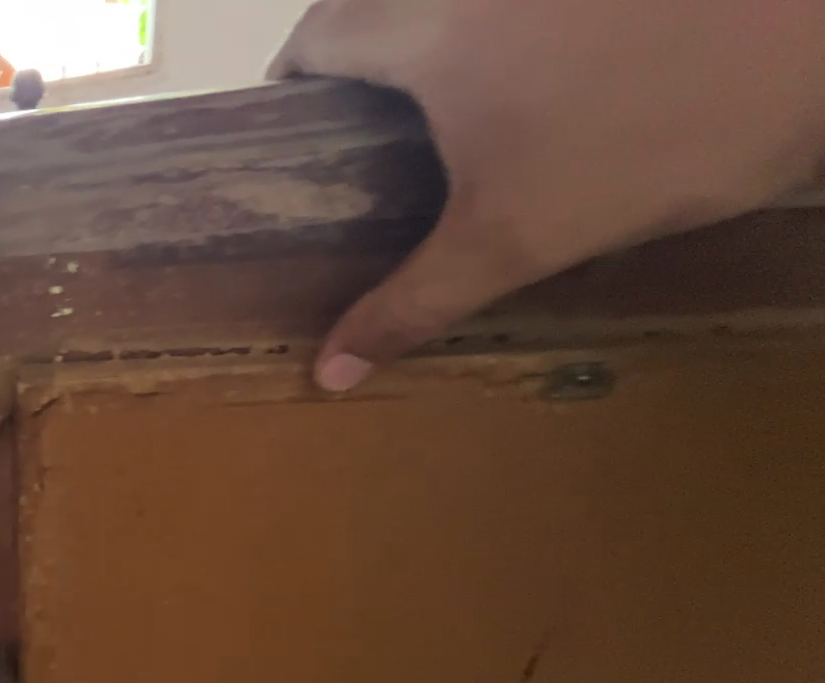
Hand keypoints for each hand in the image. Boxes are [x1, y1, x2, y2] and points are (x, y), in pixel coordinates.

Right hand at [269, 0, 824, 390]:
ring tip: (434, 112)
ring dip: (427, 40)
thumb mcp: (518, 238)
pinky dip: (497, 30)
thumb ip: (412, 305)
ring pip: (450, 0)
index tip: (291, 133)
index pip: (316, 35)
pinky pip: (519, 3)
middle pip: (377, 4)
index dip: (290, 82)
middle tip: (359, 136)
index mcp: (433, 22)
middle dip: (355, 61)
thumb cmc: (662, 127)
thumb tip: (327, 376)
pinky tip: (532, 74)